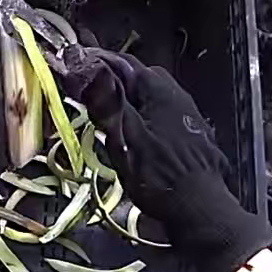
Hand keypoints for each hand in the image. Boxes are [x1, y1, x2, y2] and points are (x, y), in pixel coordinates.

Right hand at [62, 48, 271, 271]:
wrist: (200, 211)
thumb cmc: (157, 174)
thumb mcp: (123, 136)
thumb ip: (104, 99)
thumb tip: (80, 62)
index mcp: (158, 88)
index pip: (121, 61)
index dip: (94, 61)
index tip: (71, 66)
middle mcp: (176, 93)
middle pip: (137, 76)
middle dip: (111, 78)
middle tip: (85, 90)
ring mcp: (185, 113)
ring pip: (148, 96)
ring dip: (125, 98)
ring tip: (103, 110)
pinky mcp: (189, 133)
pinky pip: (157, 113)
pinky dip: (139, 114)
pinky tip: (131, 131)